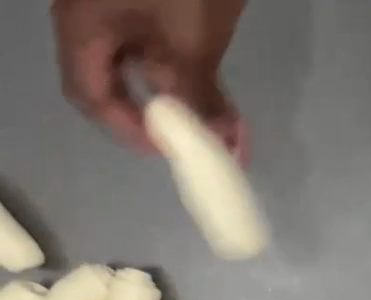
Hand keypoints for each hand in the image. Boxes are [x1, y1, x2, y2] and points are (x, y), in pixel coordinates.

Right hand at [54, 0, 248, 158]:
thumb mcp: (187, 40)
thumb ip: (188, 89)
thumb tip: (197, 137)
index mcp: (88, 29)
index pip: (91, 93)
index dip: (129, 129)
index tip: (173, 155)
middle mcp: (105, 30)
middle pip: (127, 92)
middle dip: (175, 130)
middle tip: (219, 159)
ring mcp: (138, 26)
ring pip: (162, 84)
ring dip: (199, 118)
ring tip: (238, 148)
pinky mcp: (171, 24)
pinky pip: (183, 69)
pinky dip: (208, 97)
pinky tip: (236, 123)